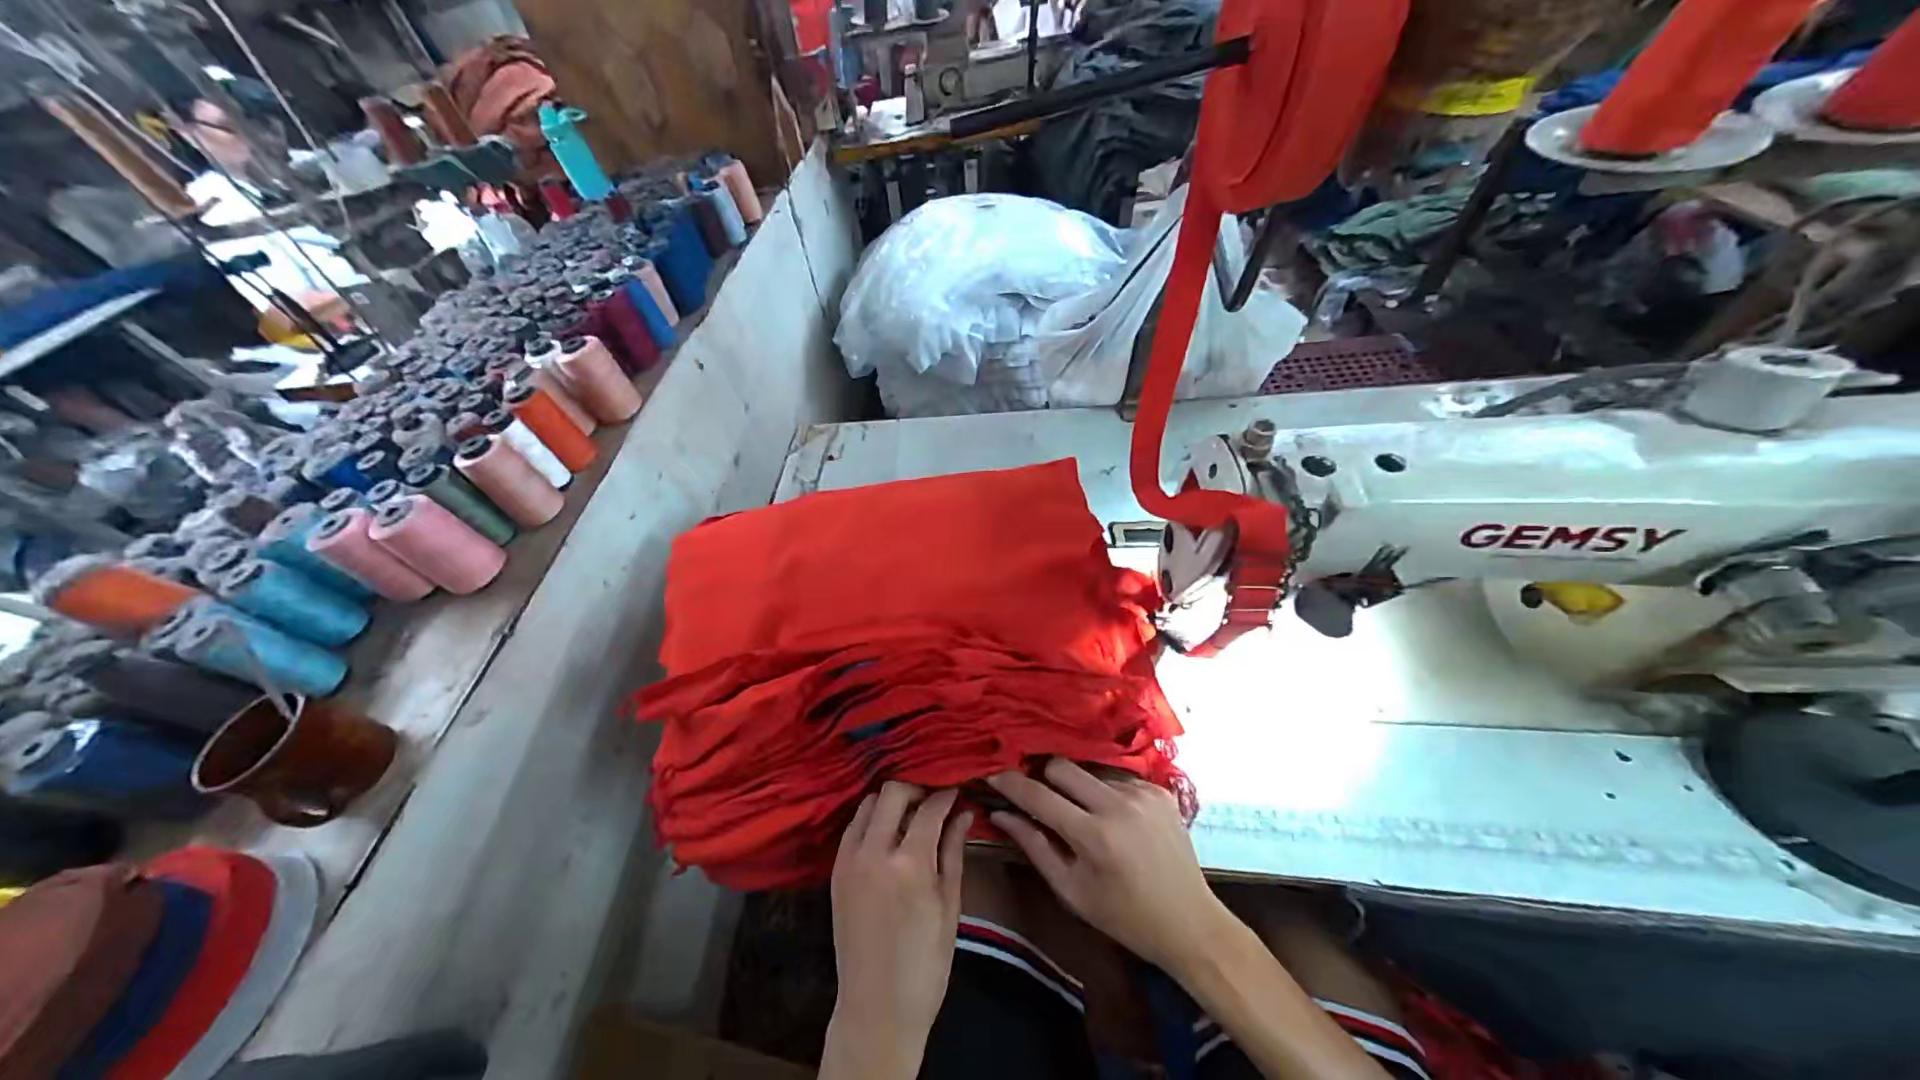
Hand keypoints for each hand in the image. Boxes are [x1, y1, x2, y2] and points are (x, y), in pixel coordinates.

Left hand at [822, 783, 970, 1079]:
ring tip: (911, 810)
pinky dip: (870, 819)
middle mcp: (874, 852)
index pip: (929, 807)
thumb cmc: (926, 962)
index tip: (957, 787)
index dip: (946, 793)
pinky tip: (888, 829)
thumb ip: (953, 851)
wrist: (877, 1007)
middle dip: (916, 787)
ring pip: (867, 805)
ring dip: (890, 800)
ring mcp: (849, 860)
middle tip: (934, 796)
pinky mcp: (835, 871)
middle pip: (892, 792)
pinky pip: (852, 828)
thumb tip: (963, 812)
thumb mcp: (949, 905)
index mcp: (909, 863)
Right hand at [986, 758, 1234, 976]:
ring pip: (1089, 771)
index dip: (1010, 782)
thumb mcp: (1071, 890)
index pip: (1039, 795)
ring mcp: (1142, 794)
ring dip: (1076, 786)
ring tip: (1079, 811)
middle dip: (1042, 775)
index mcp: (1093, 836)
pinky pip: (1116, 778)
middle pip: (1061, 766)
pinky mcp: (1159, 790)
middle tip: (1035, 791)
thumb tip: (1000, 814)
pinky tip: (1111, 816)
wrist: (1190, 923)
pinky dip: (1104, 792)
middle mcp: (1118, 805)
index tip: (992, 773)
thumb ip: (1034, 847)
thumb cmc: (1123, 916)